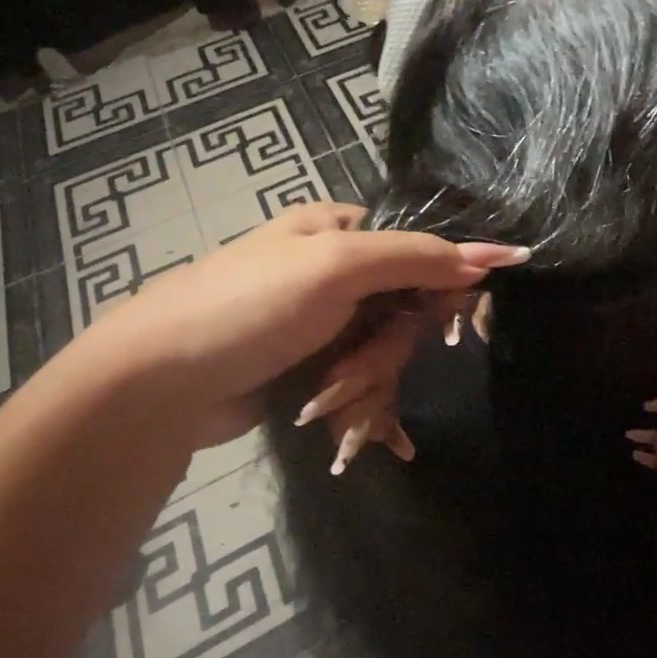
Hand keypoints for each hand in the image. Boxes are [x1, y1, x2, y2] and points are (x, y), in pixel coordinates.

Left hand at [65, 202, 526, 448]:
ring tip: (318, 401)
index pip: (421, 247)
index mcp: (336, 228)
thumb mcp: (336, 266)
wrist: (160, 385)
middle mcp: (333, 271)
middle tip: (350, 367)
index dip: (445, 284)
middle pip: (406, 309)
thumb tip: (496, 255)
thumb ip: (418, 258)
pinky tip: (339, 429)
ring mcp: (321, 323)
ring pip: (385, 352)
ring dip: (361, 383)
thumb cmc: (249, 307)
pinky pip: (359, 381)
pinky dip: (351, 403)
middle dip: (384, 349)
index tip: (459, 321)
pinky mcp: (310, 367)